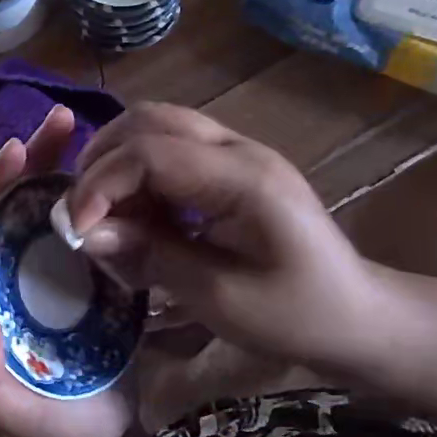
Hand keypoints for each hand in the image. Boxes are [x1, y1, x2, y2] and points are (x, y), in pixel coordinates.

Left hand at [0, 105, 133, 436]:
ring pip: (72, 212)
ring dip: (86, 173)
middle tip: (65, 118)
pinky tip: (148, 185)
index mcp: (0, 287)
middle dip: (41, 160)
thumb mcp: (9, 412)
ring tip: (116, 139)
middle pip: (28, 205)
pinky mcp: (108, 283)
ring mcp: (70, 274)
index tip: (18, 149)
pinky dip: (120, 205)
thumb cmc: (47, 427)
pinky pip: (108, 234)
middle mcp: (30, 270)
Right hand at [63, 103, 399, 366]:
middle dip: (101, 160)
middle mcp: (237, 149)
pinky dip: (136, 174)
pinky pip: (167, 149)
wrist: (360, 317)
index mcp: (243, 178)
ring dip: (115, 162)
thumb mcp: (221, 298)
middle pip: (148, 120)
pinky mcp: (228, 168)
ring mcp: (234, 153)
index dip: (100, 185)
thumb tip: (87, 234)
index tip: (76, 230)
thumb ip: (151, 257)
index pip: (149, 152)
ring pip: (154, 126)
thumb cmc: (297, 315)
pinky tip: (134, 214)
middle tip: (82, 212)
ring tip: (102, 212)